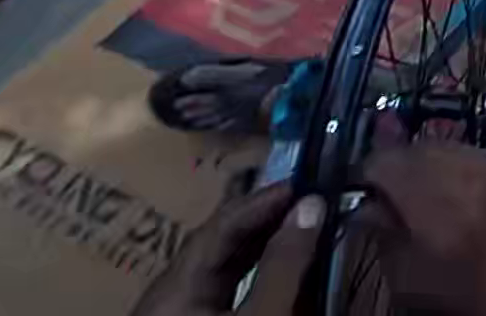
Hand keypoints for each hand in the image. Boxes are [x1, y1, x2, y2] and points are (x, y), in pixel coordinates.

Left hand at [132, 184, 323, 315]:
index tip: (311, 182)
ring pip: (226, 264)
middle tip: (314, 200)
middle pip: (224, 239)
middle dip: (270, 217)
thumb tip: (313, 204)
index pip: (225, 220)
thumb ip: (284, 265)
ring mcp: (178, 313)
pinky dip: (256, 271)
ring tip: (305, 227)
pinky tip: (282, 269)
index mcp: (175, 283)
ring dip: (265, 243)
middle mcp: (171, 292)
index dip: (269, 198)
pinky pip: (225, 288)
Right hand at [361, 143, 485, 315]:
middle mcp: (459, 171)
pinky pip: (452, 145)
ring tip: (410, 186)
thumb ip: (381, 232)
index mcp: (435, 204)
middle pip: (408, 148)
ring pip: (429, 142)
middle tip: (381, 188)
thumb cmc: (458, 289)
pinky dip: (440, 158)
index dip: (365, 172)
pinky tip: (438, 182)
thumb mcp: (406, 277)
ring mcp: (479, 158)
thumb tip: (362, 202)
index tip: (357, 186)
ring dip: (415, 160)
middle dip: (390, 164)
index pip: (386, 163)